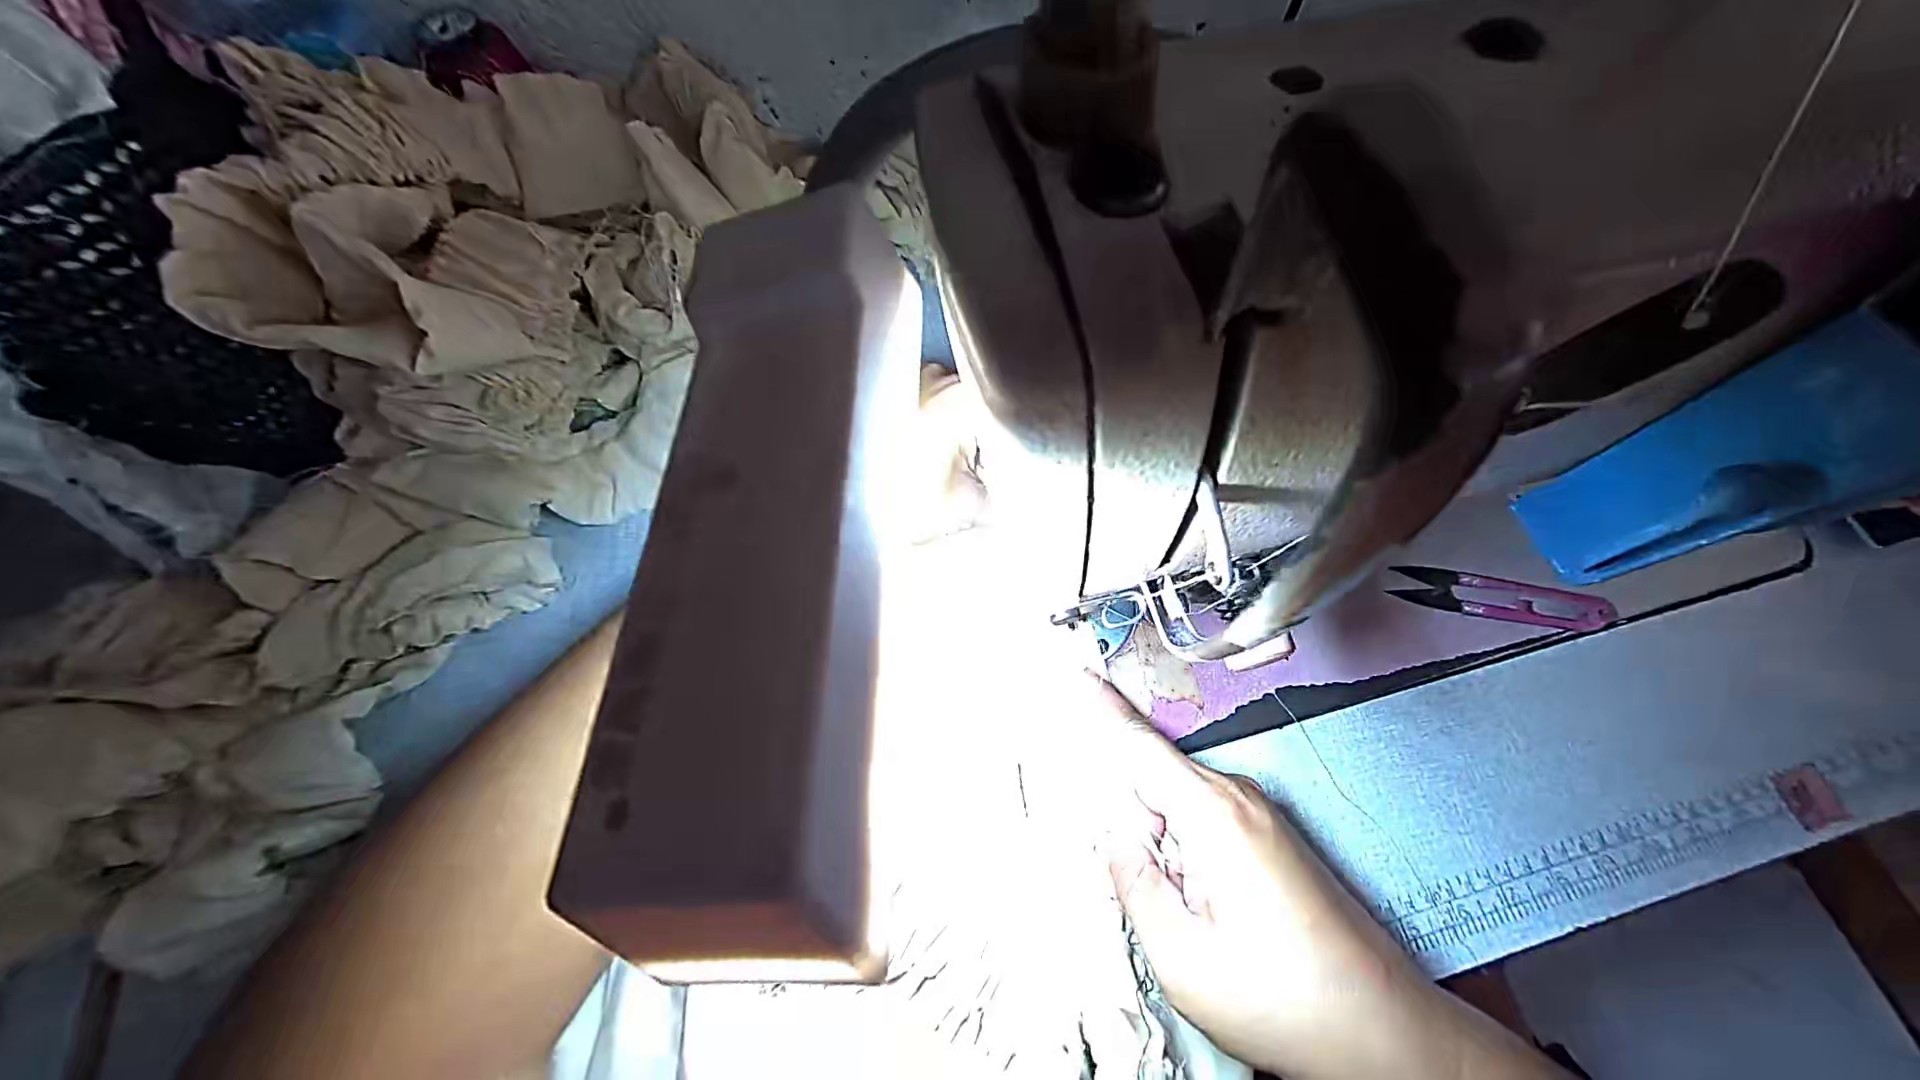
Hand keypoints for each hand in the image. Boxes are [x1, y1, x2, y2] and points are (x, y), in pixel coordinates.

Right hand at [1083, 679, 1567, 1079]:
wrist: (1385, 1030)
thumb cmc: (1291, 1002)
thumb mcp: (1183, 958)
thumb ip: (1132, 881)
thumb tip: (1111, 832)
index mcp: (1215, 815)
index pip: (1140, 745)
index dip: (1102, 707)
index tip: (1078, 674)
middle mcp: (1236, 797)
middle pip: (1149, 777)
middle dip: (1129, 822)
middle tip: (1153, 896)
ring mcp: (1254, 810)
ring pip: (1171, 803)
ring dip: (1158, 847)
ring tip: (1192, 919)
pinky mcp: (1261, 829)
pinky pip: (1197, 819)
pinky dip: (1181, 851)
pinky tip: (1208, 911)